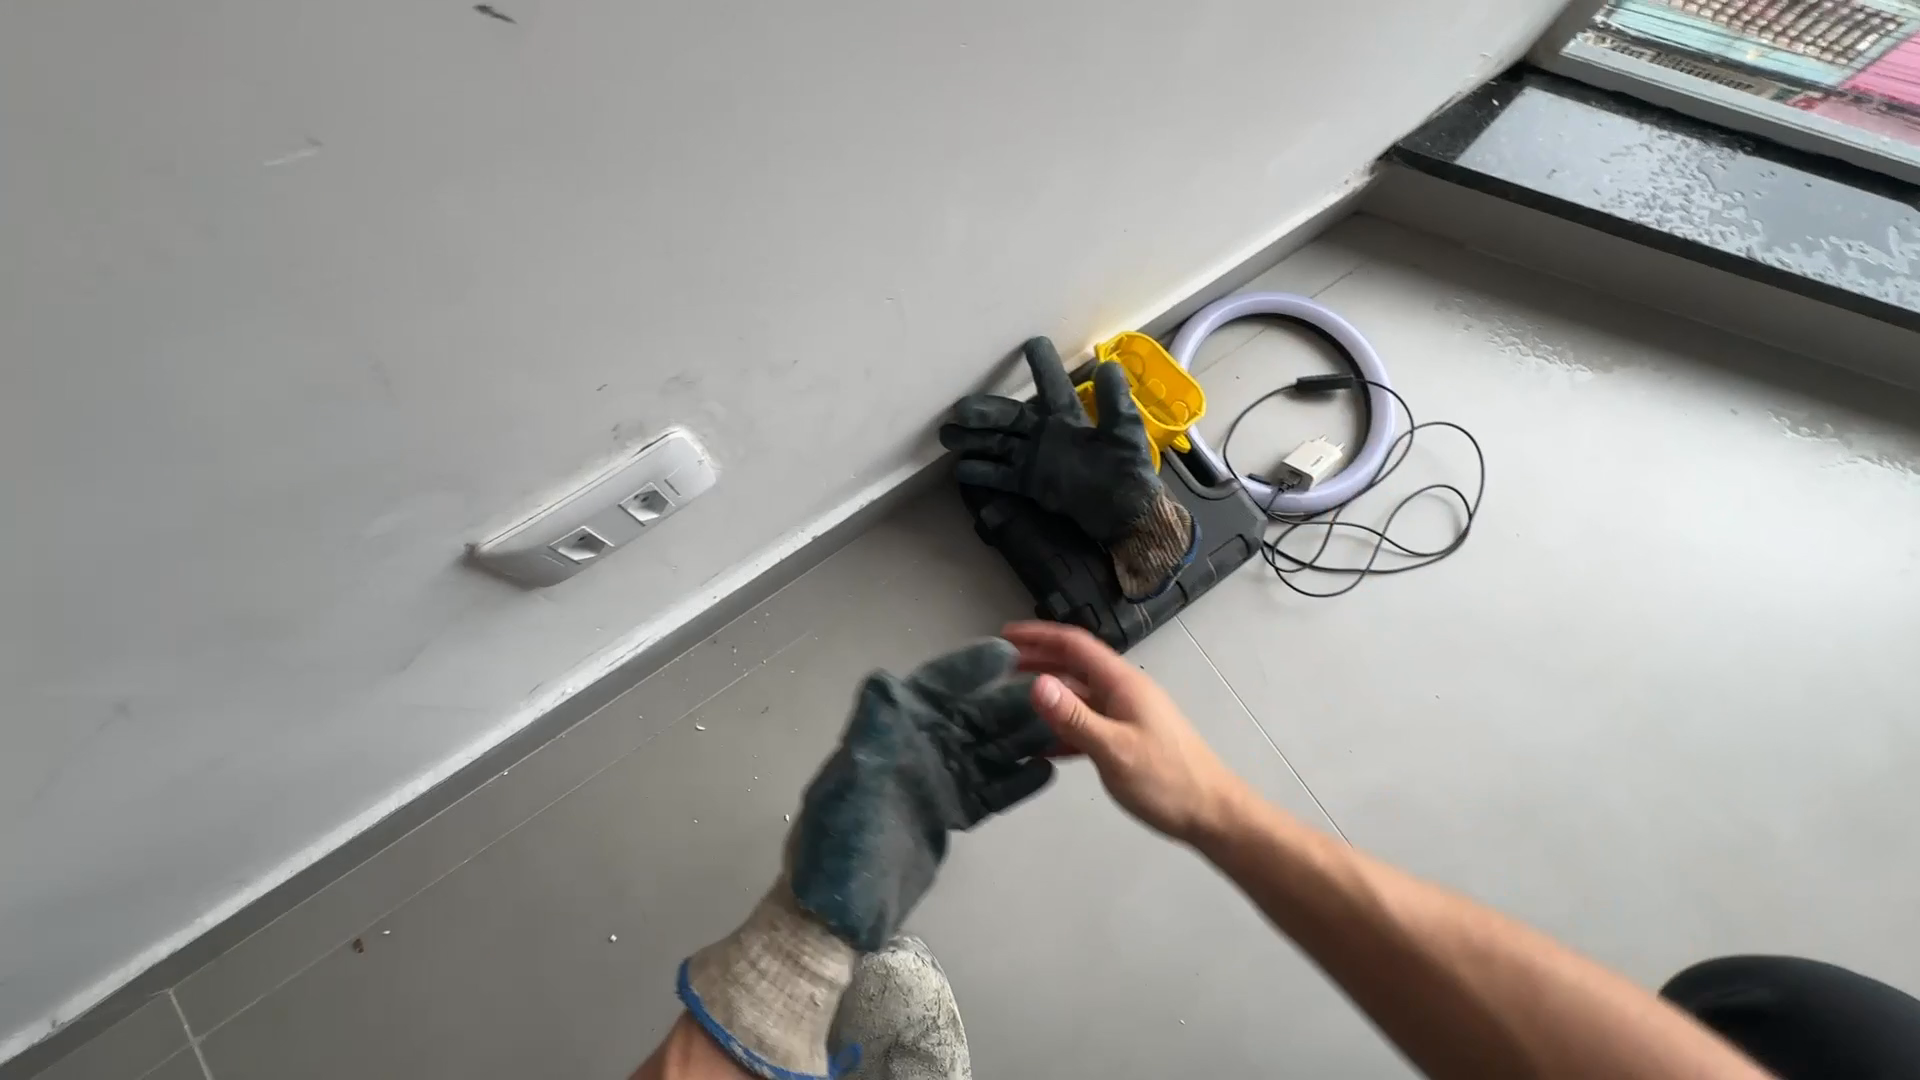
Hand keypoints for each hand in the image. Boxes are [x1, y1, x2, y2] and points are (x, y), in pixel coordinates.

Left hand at [789, 638, 1056, 949]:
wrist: (839, 908)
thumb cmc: (841, 834)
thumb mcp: (852, 773)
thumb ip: (873, 725)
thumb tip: (885, 677)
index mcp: (894, 729)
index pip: (936, 686)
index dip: (969, 668)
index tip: (1009, 653)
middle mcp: (919, 746)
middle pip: (973, 716)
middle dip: (1011, 702)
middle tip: (1056, 691)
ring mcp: (938, 780)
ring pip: (989, 751)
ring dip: (1023, 738)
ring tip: (1063, 727)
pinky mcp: (951, 813)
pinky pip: (991, 790)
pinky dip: (1017, 781)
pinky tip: (1046, 770)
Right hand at [940, 337, 1160, 542]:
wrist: (1124, 512)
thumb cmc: (1127, 468)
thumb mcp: (1124, 430)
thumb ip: (1113, 400)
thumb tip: (1107, 364)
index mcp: (1068, 415)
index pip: (1051, 384)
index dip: (1042, 364)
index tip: (1032, 343)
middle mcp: (1046, 433)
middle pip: (1009, 416)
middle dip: (984, 411)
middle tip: (958, 408)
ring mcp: (1035, 458)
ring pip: (998, 443)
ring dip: (973, 440)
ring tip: (946, 436)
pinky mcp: (1030, 483)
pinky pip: (1001, 475)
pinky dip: (982, 472)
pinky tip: (960, 469)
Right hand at [1003, 620, 1247, 843]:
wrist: (1212, 815)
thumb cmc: (1166, 780)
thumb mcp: (1114, 749)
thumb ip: (1074, 717)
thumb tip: (1036, 684)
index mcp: (1122, 683)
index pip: (1074, 645)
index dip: (1038, 635)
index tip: (1004, 636)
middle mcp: (1122, 691)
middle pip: (1074, 665)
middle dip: (1038, 660)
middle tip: (999, 667)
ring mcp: (1125, 715)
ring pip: (1078, 694)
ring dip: (1047, 693)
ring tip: (1010, 699)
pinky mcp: (1126, 738)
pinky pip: (1086, 722)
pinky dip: (1061, 725)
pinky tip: (1039, 741)